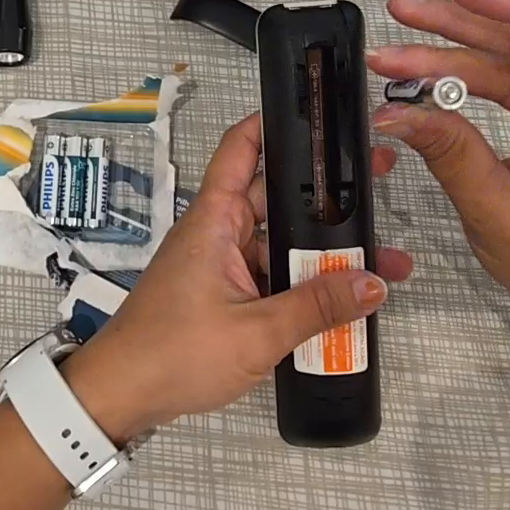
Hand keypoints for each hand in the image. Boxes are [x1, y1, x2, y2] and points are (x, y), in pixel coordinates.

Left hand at [61, 116, 413, 442]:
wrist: (123, 394)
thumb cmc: (175, 353)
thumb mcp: (255, 332)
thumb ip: (317, 307)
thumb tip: (374, 282)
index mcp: (213, 220)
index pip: (240, 148)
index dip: (275, 123)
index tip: (322, 114)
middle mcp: (217, 232)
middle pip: (276, 197)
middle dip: (328, 194)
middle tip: (381, 181)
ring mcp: (221, 264)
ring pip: (281, 242)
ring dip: (325, 251)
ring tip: (386, 256)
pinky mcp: (225, 293)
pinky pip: (272, 275)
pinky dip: (305, 283)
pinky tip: (347, 297)